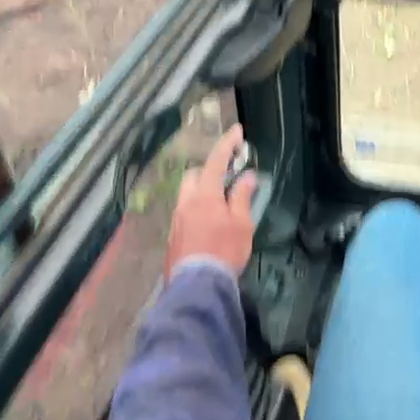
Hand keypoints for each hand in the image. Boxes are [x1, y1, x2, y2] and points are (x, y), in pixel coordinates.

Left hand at [164, 125, 257, 276]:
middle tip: (228, 176)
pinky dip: (197, 212)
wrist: (197, 289)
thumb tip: (246, 176)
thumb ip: (242, 197)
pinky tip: (209, 226)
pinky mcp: (173, 240)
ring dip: (202, 193)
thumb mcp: (242, 223)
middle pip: (193, 176)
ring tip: (220, 204)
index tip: (237, 131)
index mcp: (204, 195)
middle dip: (209, 170)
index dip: (227, 144)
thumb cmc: (224, 251)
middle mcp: (185, 203)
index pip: (216, 161)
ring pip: (187, 196)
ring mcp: (176, 222)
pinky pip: (185, 215)